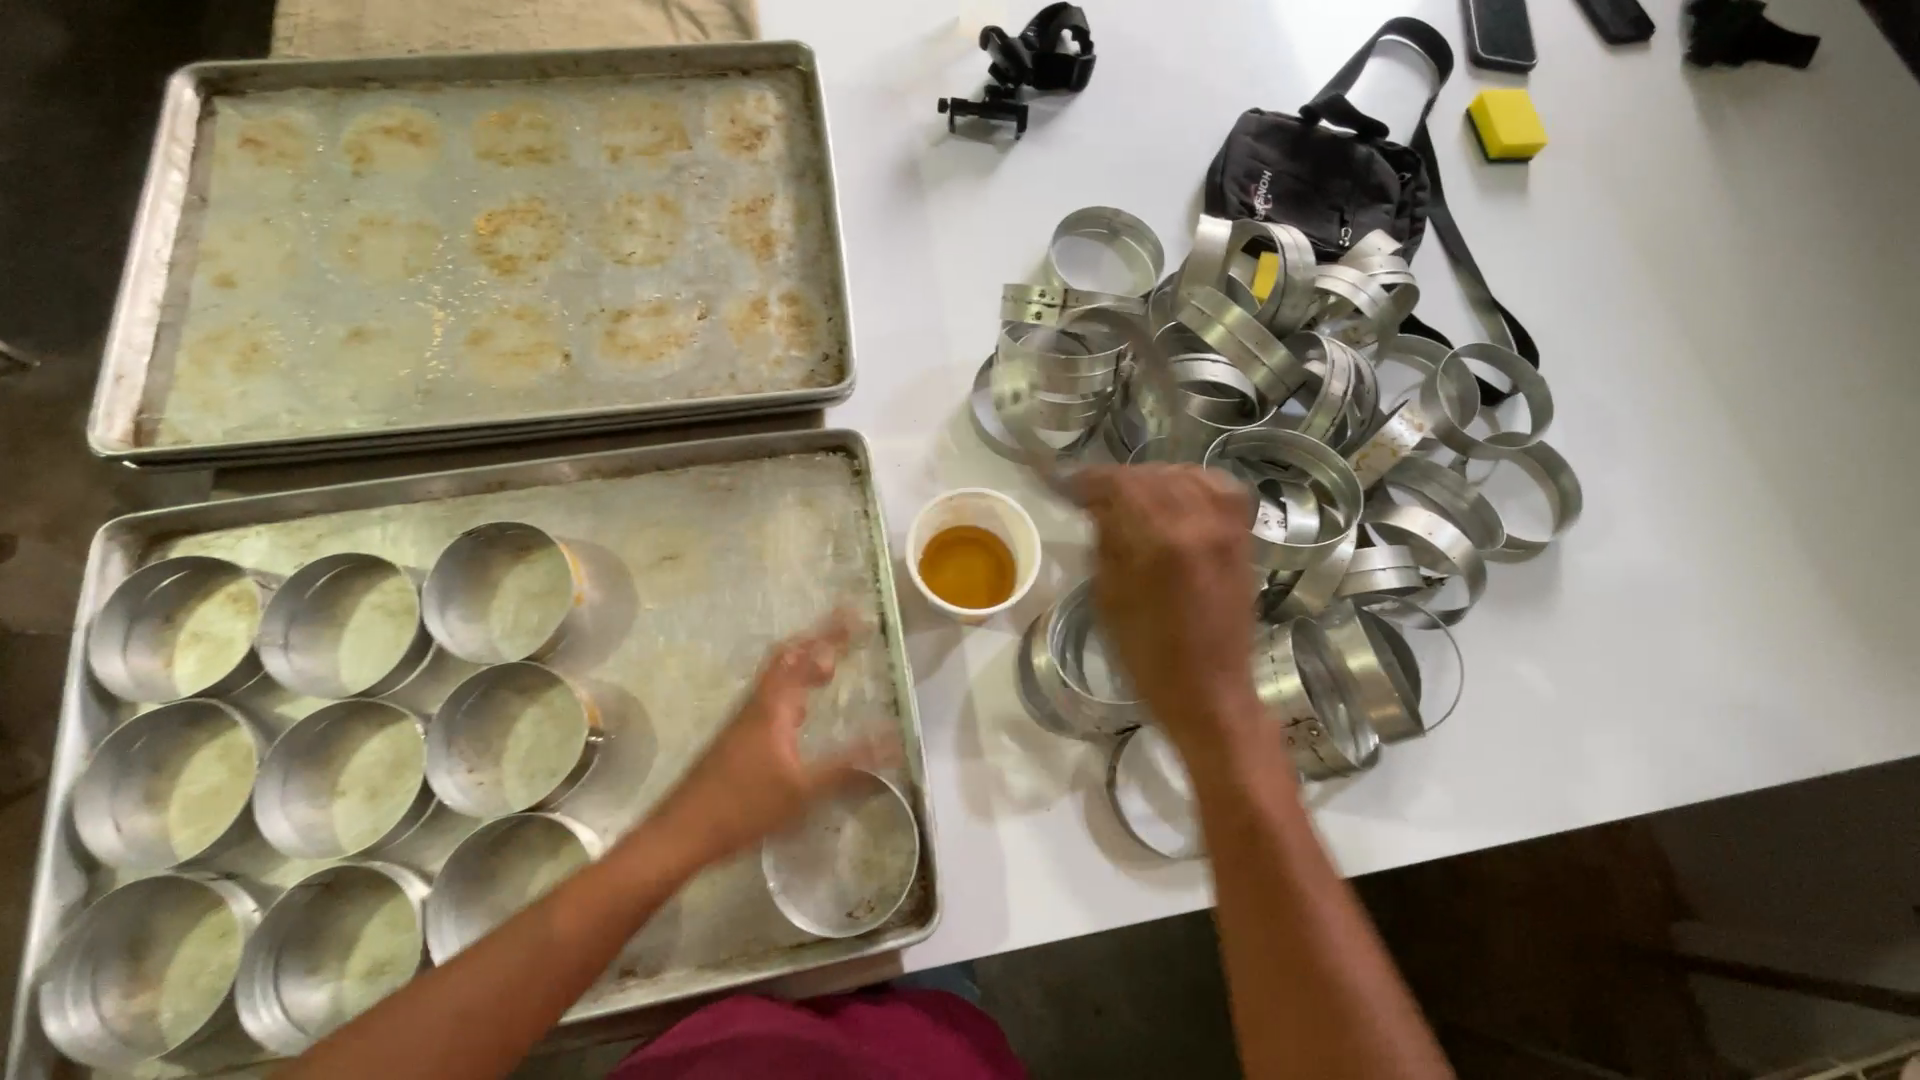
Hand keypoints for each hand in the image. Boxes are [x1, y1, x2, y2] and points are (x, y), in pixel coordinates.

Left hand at [648, 611, 885, 864]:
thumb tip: (894, 739)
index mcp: (773, 706)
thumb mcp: (804, 789)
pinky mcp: (737, 739)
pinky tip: (802, 713)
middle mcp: (757, 704)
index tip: (857, 616)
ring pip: (777, 678)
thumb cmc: (744, 807)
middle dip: (816, 641)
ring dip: (803, 665)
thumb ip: (849, 764)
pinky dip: (794, 690)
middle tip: (845, 635)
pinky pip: (772, 698)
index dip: (832, 633)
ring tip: (830, 666)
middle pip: (786, 658)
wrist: (683, 832)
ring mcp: (743, 721)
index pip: (806, 656)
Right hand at [1077, 465, 1261, 752]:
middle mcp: (1199, 523)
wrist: (1210, 690)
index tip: (1067, 486)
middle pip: (1151, 476)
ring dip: (1153, 480)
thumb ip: (1106, 542)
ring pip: (1186, 476)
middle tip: (1093, 496)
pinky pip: (1221, 489)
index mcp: (1160, 540)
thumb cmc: (1149, 655)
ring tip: (1132, 497)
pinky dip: (1194, 484)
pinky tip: (1176, 498)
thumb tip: (1099, 506)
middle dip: (1118, 481)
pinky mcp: (1243, 538)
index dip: (1089, 480)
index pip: (1119, 484)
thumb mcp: (1109, 597)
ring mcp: (1226, 528)